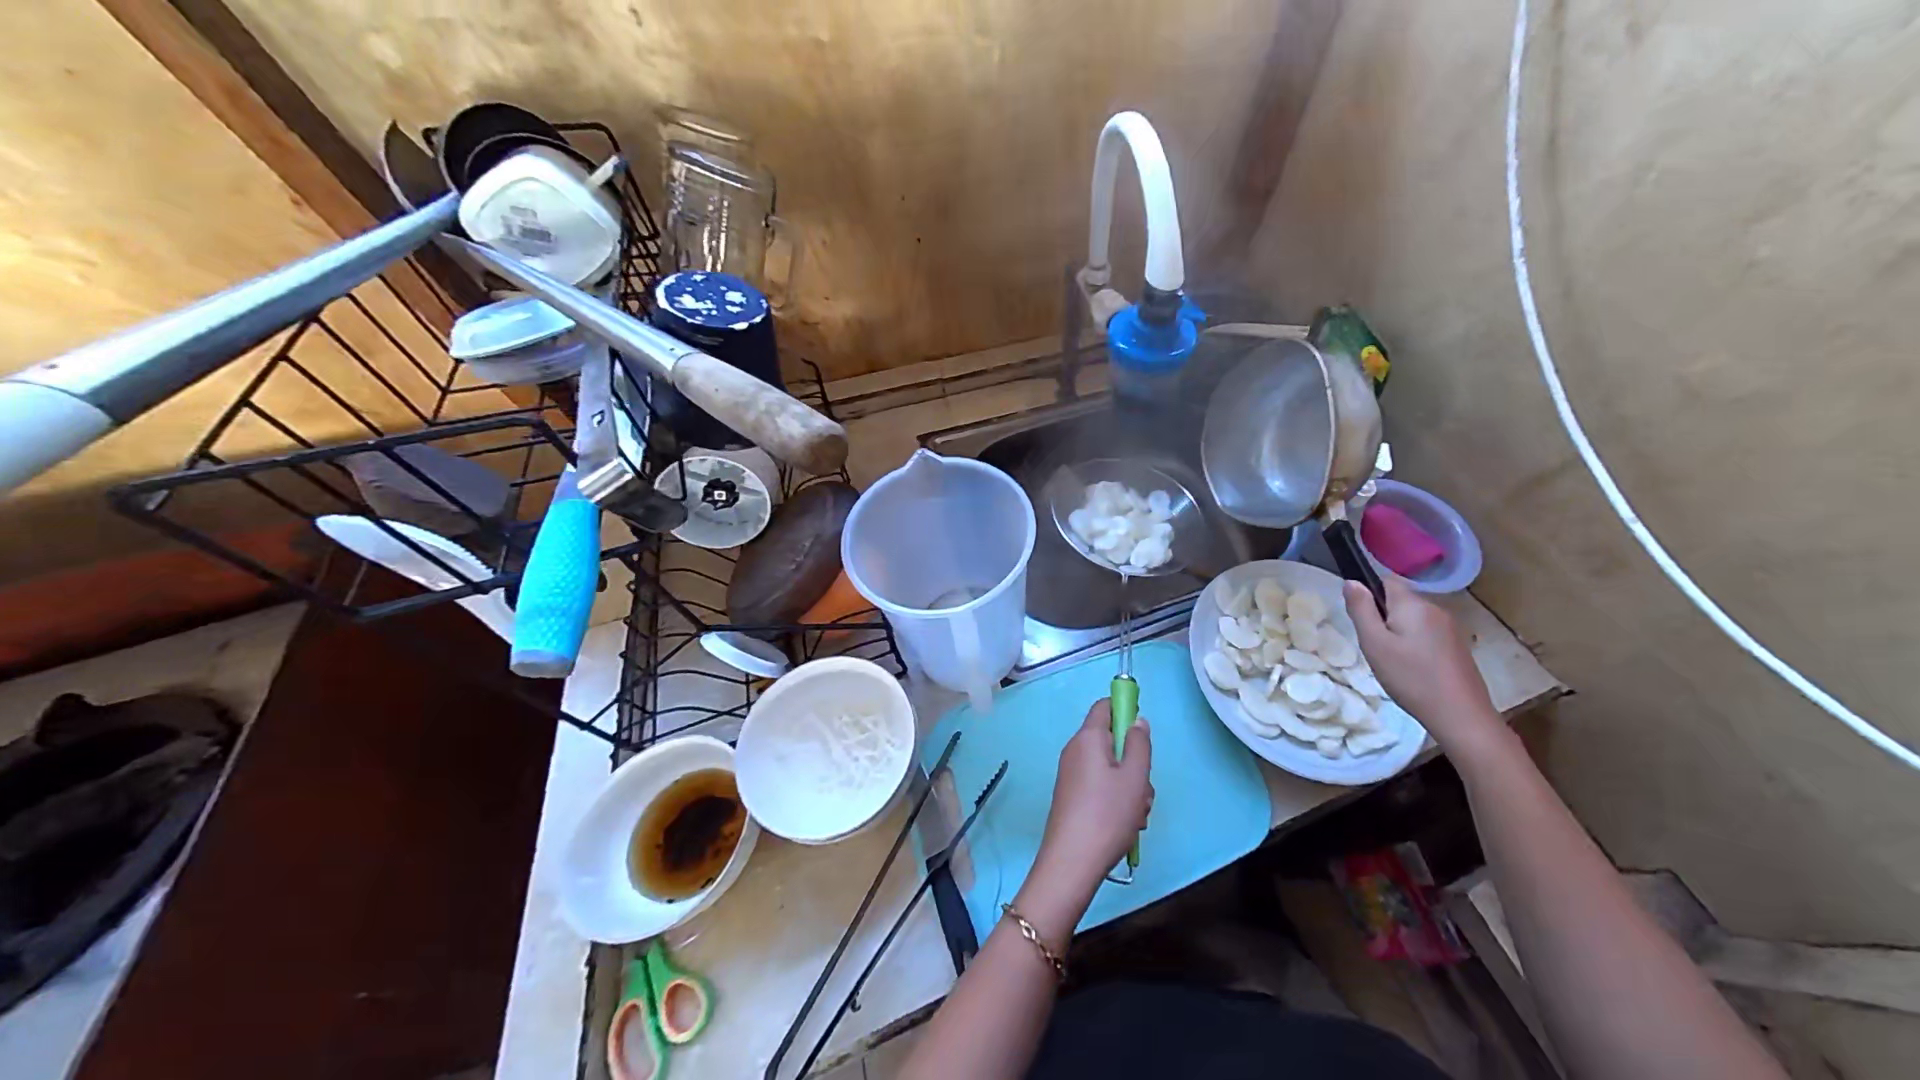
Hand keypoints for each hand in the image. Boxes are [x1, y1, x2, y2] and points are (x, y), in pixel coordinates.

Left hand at [1033, 699, 1152, 893]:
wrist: (1073, 860)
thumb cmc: (1107, 813)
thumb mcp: (1134, 777)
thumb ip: (1139, 744)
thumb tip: (1137, 720)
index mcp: (1087, 738)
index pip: (1104, 707)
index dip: (1125, 710)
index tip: (1143, 733)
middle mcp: (1075, 751)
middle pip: (1111, 741)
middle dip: (1134, 760)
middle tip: (1142, 787)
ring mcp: (1072, 775)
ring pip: (1110, 768)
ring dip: (1129, 786)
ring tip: (1136, 813)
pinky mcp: (1073, 796)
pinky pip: (1101, 786)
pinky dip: (1117, 800)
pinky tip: (1126, 824)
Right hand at [1343, 577, 1499, 749]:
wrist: (1461, 714)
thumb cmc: (1410, 677)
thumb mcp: (1374, 643)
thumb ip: (1361, 609)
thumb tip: (1351, 581)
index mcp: (1413, 604)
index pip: (1386, 580)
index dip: (1368, 593)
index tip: (1361, 619)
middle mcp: (1435, 608)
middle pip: (1400, 600)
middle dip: (1383, 615)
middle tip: (1374, 646)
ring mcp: (1450, 627)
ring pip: (1413, 618)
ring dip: (1398, 630)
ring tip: (1391, 659)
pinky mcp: (1457, 645)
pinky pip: (1427, 633)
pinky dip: (1414, 643)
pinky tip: (1412, 667)